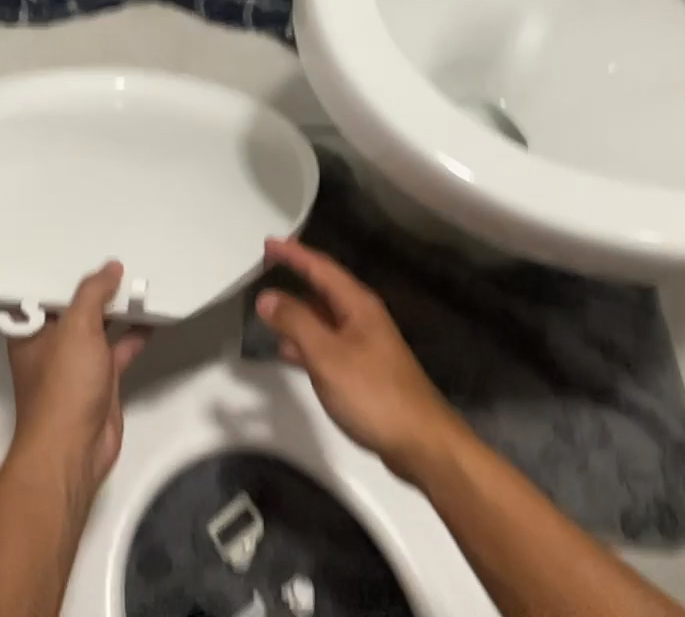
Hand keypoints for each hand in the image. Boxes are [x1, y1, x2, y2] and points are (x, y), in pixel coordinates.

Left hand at [5, 261, 148, 497]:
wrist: (74, 448)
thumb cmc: (64, 384)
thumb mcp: (76, 328)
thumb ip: (93, 293)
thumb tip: (111, 267)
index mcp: (32, 331)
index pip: (44, 292)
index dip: (62, 270)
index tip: (83, 245)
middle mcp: (52, 344)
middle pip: (76, 307)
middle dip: (97, 287)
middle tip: (122, 256)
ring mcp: (78, 363)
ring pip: (101, 326)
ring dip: (119, 308)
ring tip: (142, 278)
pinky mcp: (102, 379)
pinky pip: (120, 347)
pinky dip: (136, 332)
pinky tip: (155, 315)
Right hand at [255, 238, 466, 480]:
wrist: (419, 441)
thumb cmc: (374, 393)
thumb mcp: (327, 356)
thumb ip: (296, 323)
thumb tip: (268, 297)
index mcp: (358, 305)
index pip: (322, 268)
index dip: (295, 254)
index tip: (268, 243)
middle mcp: (363, 318)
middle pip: (325, 288)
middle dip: (296, 276)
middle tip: (266, 266)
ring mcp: (364, 344)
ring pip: (325, 317)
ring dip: (298, 310)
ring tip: (269, 308)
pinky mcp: (362, 369)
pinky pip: (327, 343)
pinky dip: (306, 341)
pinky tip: (288, 352)